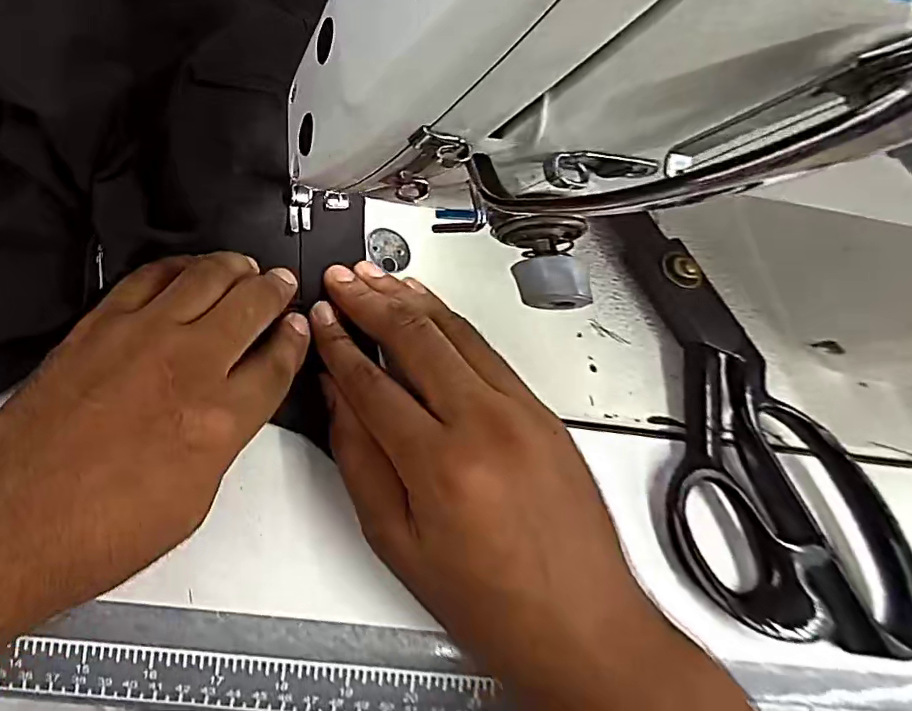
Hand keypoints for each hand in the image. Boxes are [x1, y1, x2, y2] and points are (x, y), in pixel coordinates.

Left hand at [0, 252, 308, 606]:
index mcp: (220, 420)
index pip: (275, 364)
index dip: (292, 342)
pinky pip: (148, 276)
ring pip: (205, 278)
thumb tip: (226, 412)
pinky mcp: (101, 321)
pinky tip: (183, 267)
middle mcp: (187, 365)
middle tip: (278, 283)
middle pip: (250, 306)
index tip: (294, 329)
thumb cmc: (94, 523)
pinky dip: (175, 266)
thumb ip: (218, 442)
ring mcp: (142, 335)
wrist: (19, 506)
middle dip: (273, 290)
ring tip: (243, 265)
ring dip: (232, 267)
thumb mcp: (189, 500)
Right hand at [312, 263, 747, 710]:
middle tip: (339, 278)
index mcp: (441, 466)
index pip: (370, 379)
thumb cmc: (493, 603)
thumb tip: (335, 393)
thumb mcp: (392, 536)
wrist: (590, 636)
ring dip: (405, 297)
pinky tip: (422, 302)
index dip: (337, 341)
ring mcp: (523, 415)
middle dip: (366, 300)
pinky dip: (446, 317)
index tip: (320, 317)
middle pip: (412, 337)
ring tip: (372, 275)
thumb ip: (357, 455)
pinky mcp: (544, 413)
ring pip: (452, 330)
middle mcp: (487, 428)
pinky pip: (484, 347)